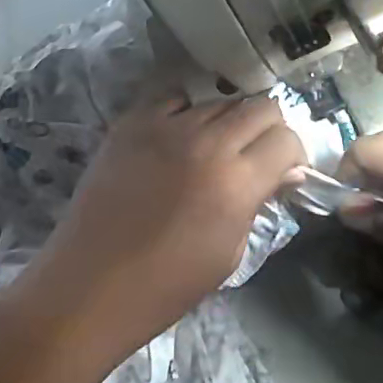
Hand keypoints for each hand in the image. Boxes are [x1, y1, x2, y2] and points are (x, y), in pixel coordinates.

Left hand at [14, 95, 305, 362]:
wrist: (90, 285)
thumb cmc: (166, 285)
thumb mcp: (230, 253)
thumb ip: (259, 202)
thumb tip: (283, 173)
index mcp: (236, 182)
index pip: (286, 139)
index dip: (293, 154)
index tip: (284, 170)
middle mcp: (207, 142)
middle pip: (260, 106)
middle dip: (269, 129)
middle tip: (257, 155)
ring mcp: (165, 126)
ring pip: (219, 99)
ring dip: (229, 120)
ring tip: (216, 147)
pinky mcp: (131, 122)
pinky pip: (174, 97)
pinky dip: (187, 110)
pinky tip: (181, 134)